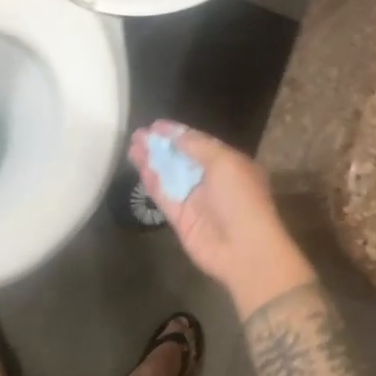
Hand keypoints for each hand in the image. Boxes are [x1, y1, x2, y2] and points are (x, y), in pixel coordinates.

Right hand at [127, 122, 315, 314]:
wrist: (243, 249)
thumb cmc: (241, 200)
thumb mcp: (225, 163)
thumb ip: (198, 146)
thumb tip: (177, 136)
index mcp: (229, 164)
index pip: (199, 143)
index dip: (177, 134)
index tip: (155, 125)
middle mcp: (212, 181)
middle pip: (181, 159)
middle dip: (161, 147)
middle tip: (138, 135)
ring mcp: (195, 200)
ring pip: (169, 176)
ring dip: (152, 161)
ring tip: (132, 147)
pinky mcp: (181, 219)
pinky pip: (164, 196)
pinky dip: (152, 182)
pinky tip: (139, 167)